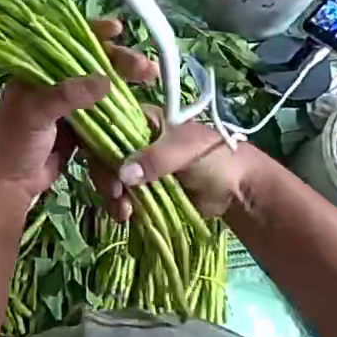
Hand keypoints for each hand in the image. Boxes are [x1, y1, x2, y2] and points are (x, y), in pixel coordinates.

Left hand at [0, 20, 157, 205]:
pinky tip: (142, 109)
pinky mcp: (81, 130)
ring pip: (104, 91)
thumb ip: (68, 95)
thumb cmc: (14, 142)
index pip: (68, 42)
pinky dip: (122, 114)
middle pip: (94, 65)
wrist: (8, 185)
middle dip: (121, 62)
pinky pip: (106, 117)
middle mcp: (56, 83)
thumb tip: (107, 81)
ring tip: (151, 80)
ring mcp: (70, 107)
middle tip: (147, 68)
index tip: (118, 30)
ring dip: (127, 86)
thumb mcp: (35, 113)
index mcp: (38, 71)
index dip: (94, 33)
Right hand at [99, 117, 268, 219]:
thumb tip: (123, 174)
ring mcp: (137, 166)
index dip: (99, 143)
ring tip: (124, 212)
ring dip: (111, 195)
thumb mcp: (184, 152)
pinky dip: (119, 206)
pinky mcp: (142, 189)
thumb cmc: (214, 158)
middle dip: (104, 176)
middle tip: (116, 194)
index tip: (105, 166)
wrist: (237, 190)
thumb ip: (155, 160)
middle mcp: (134, 140)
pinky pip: (121, 196)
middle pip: (103, 154)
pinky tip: (126, 216)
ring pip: (109, 177)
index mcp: (144, 120)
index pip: (108, 124)